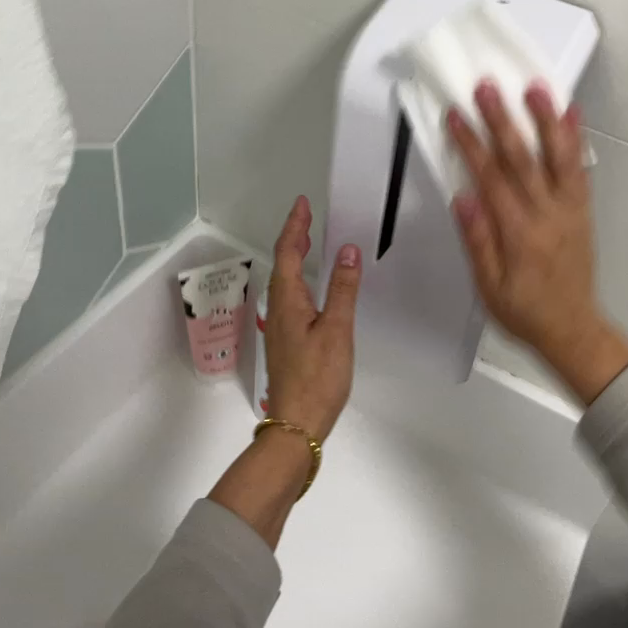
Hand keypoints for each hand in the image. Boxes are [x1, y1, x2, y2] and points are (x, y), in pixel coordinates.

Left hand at [262, 195, 360, 440]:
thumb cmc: (318, 376)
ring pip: (285, 280)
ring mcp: (281, 326)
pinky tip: (312, 286)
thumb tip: (347, 250)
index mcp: (288, 300)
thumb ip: (343, 289)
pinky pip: (291, 296)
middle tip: (308, 217)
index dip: (295, 226)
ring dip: (295, 257)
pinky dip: (299, 277)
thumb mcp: (337, 330)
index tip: (303, 204)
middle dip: (294, 237)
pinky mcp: (288, 340)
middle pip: (283, 263)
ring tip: (309, 242)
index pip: (288, 252)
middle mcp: (279, 308)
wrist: (297, 424)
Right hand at [447, 81, 627, 403]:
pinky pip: (579, 169)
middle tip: (487, 87)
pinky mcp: (582, 209)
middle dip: (502, 120)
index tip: (456, 116)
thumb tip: (462, 198)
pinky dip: (574, 139)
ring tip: (535, 88)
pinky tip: (570, 113)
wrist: (573, 329)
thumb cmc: (524, 311)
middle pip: (521, 159)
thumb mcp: (489, 286)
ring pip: (557, 156)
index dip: (471, 144)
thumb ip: (477, 241)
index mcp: (518, 234)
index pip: (490, 179)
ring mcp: (569, 209)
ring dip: (545, 120)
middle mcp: (546, 215)